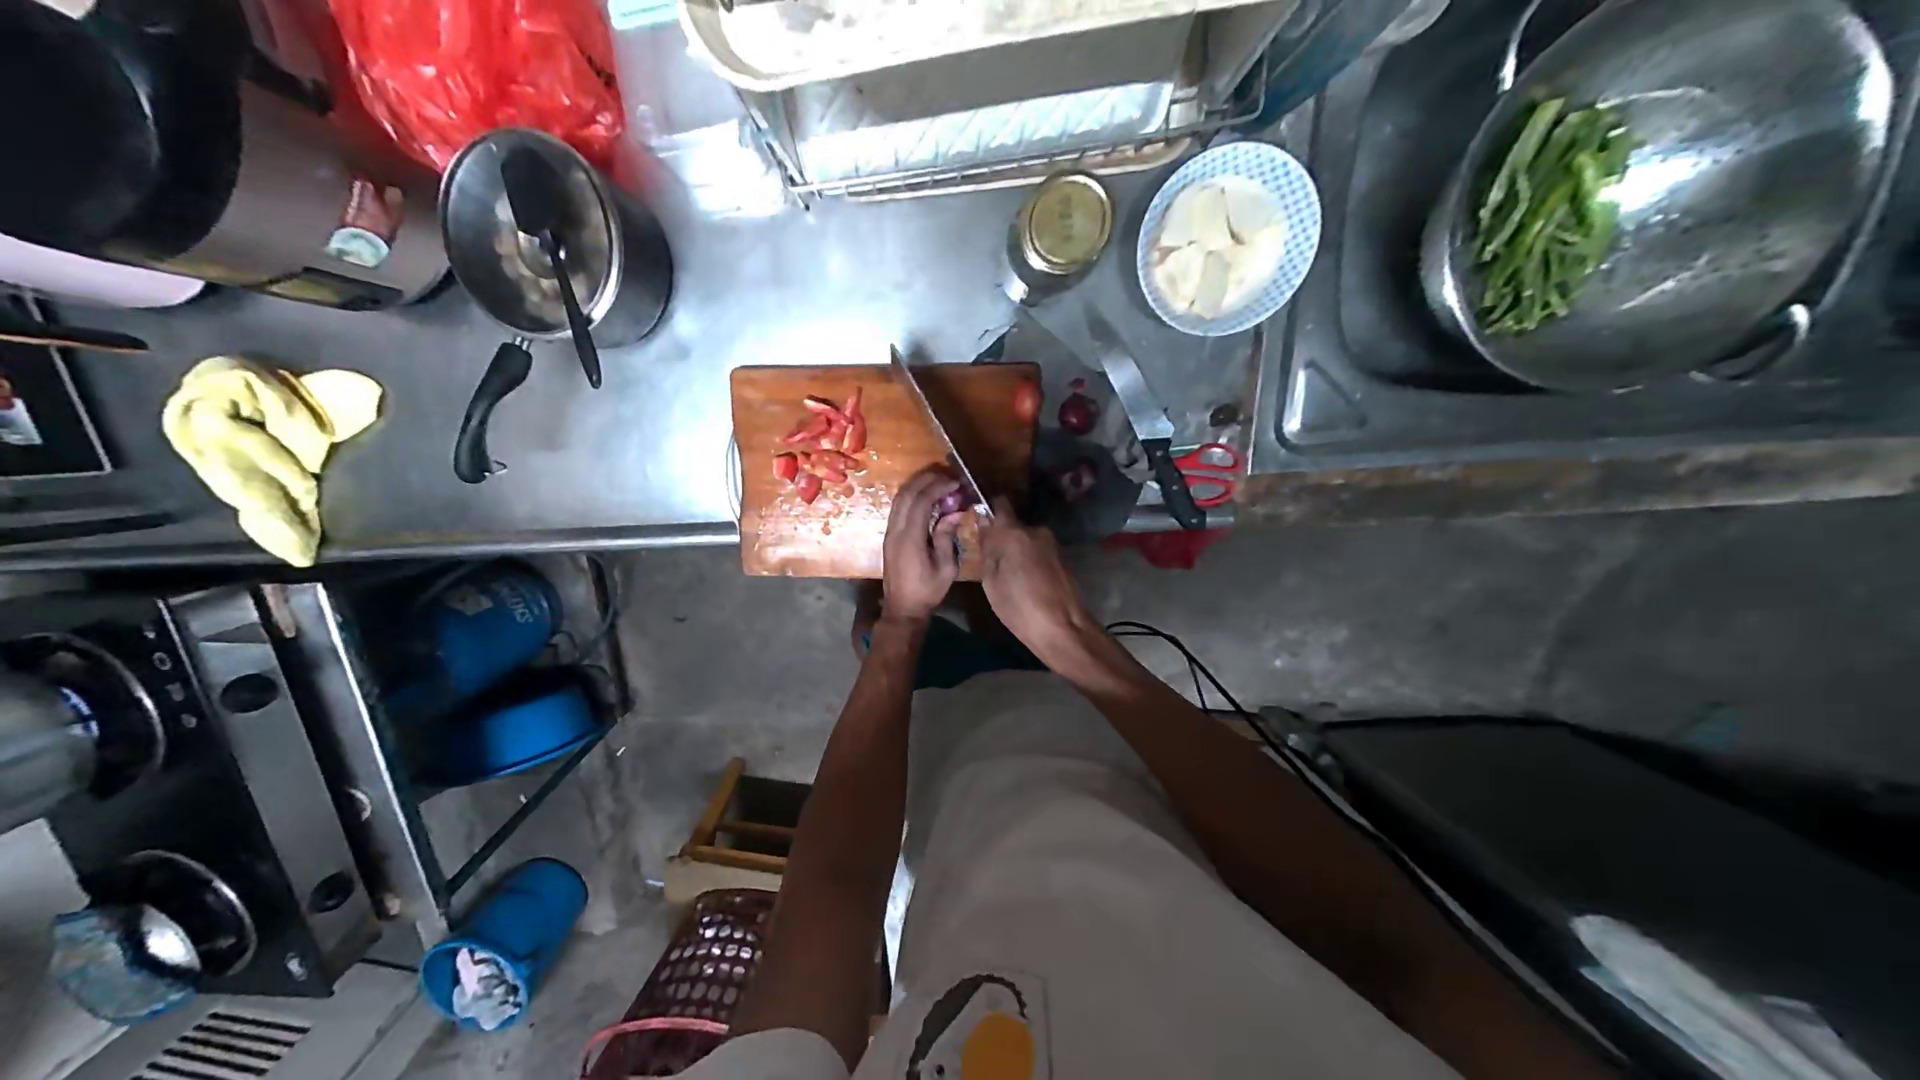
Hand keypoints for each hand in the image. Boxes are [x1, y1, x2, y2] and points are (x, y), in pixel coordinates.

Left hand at [880, 469, 965, 621]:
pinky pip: (898, 508)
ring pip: (899, 499)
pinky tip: (927, 497)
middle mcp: (895, 531)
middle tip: (947, 476)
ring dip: (917, 486)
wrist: (903, 607)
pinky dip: (912, 497)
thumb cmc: (927, 590)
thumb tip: (954, 512)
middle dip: (926, 480)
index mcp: (910, 539)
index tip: (955, 483)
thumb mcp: (945, 567)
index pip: (920, 502)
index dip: (938, 487)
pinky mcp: (890, 536)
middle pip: (906, 494)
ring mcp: (890, 532)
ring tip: (938, 482)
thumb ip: (946, 537)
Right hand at [979, 498, 1099, 660]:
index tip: (978, 523)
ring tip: (1007, 574)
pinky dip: (1029, 560)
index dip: (987, 510)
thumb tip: (983, 525)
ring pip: (1026, 539)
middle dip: (1002, 537)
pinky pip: (1038, 551)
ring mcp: (1052, 544)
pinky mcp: (1061, 557)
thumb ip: (987, 549)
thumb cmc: (1019, 607)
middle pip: (1013, 525)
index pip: (999, 503)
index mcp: (1014, 532)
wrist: (1063, 628)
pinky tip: (1025, 581)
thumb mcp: (991, 581)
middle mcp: (1035, 530)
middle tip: (990, 558)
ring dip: (1016, 550)